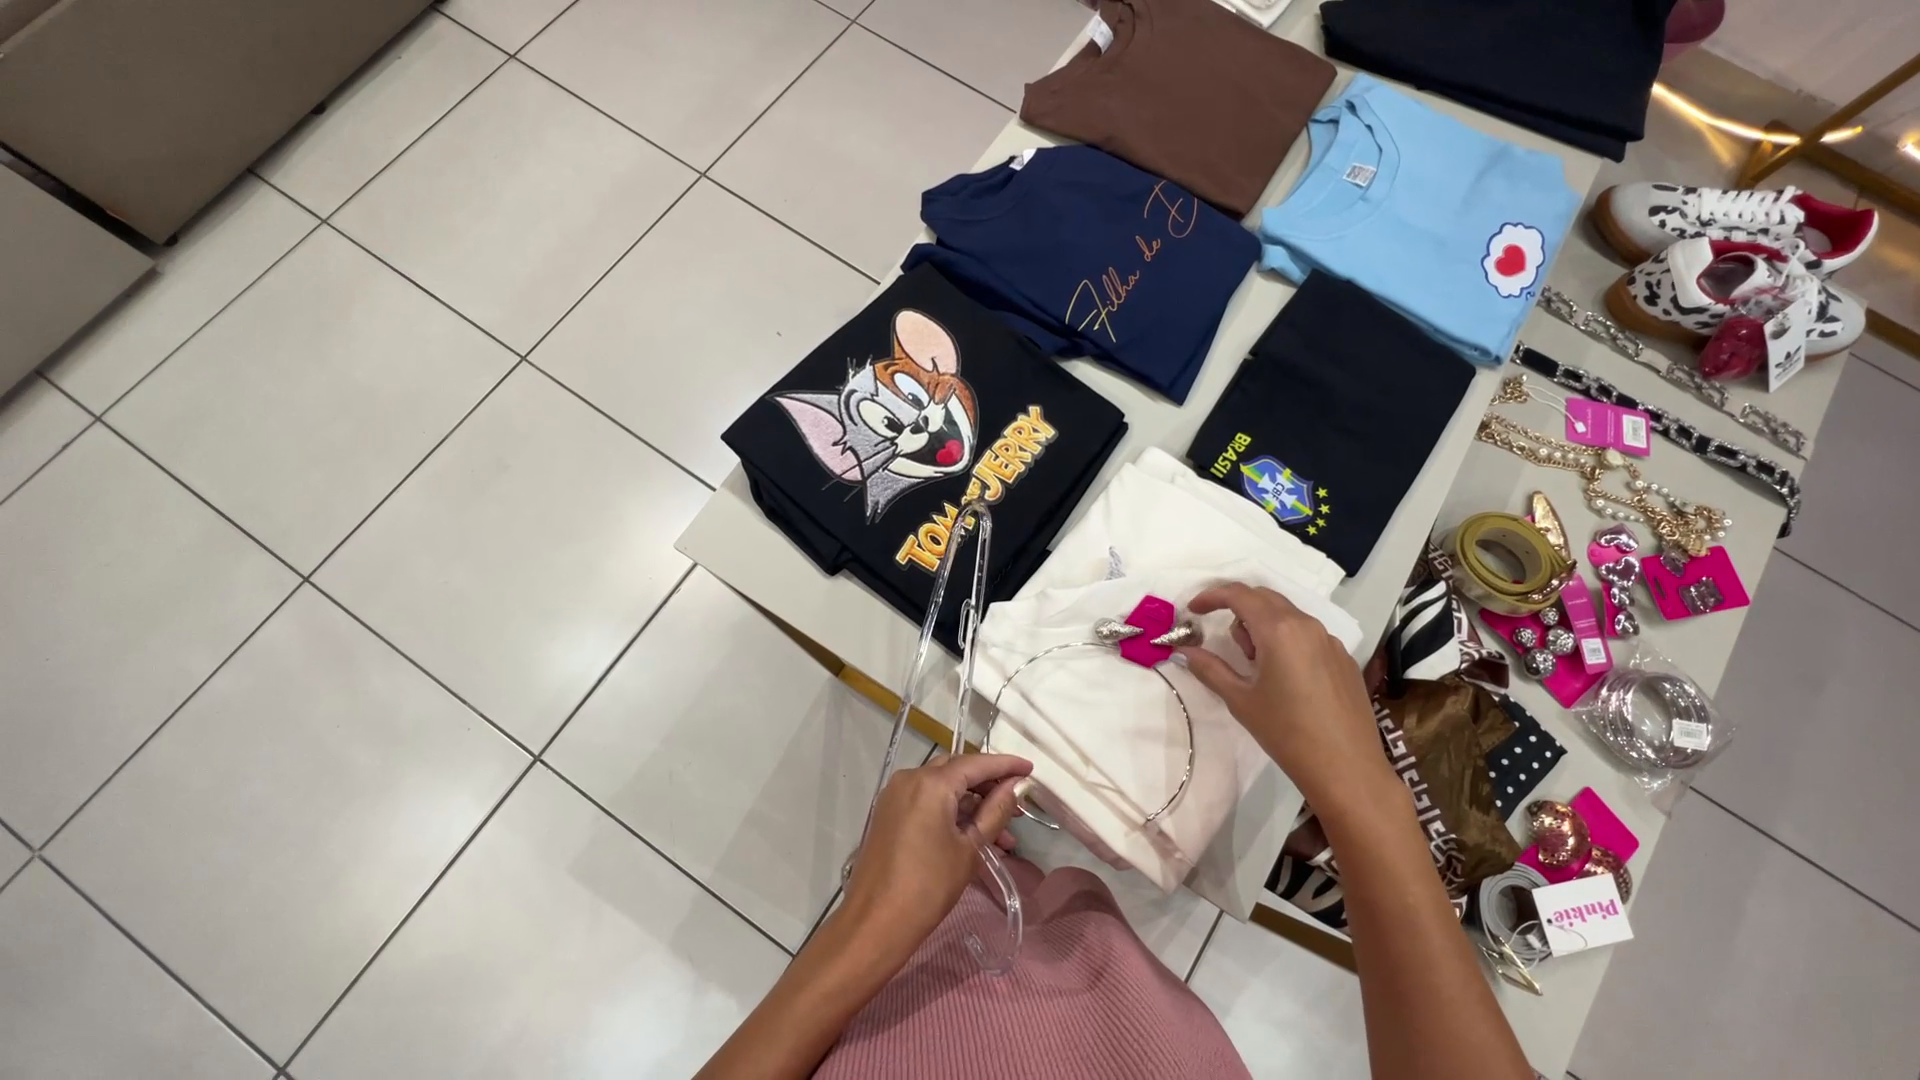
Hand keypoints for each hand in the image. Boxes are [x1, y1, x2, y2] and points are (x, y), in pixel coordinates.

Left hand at [840, 753, 1031, 954]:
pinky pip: (927, 800)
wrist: (876, 922)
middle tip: (1017, 806)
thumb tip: (1015, 786)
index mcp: (931, 783)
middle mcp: (910, 778)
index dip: (1006, 765)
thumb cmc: (929, 885)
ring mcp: (895, 794)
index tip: (1030, 769)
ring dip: (972, 804)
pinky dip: (951, 811)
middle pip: (957, 770)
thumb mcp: (970, 848)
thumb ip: (995, 811)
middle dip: (989, 785)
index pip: (976, 763)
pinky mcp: (889, 812)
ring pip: (943, 787)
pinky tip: (974, 836)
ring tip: (1003, 836)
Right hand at [1178, 583, 1395, 813]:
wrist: (1347, 768)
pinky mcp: (1343, 658)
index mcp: (1279, 630)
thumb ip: (1209, 669)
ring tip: (1258, 669)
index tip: (1193, 611)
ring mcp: (1330, 641)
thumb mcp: (1240, 700)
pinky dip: (1287, 642)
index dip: (1211, 596)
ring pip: (1287, 615)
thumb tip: (1184, 652)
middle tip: (1228, 646)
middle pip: (1264, 598)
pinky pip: (1307, 634)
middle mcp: (1307, 625)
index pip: (1239, 595)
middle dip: (1238, 610)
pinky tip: (1287, 680)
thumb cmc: (1286, 733)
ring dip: (1263, 627)